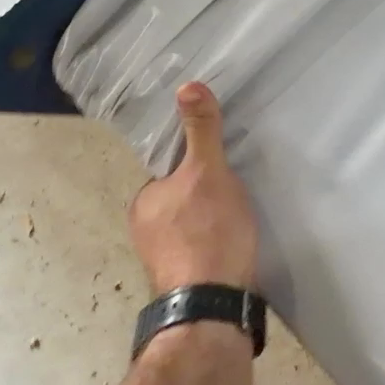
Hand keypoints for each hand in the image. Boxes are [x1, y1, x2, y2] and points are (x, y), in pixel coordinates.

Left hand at [129, 83, 258, 294]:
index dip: (196, 164)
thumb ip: (201, 131)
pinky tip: (236, 241)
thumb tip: (188, 85)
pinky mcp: (185, 278)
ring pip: (190, 224)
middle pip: (181, 197)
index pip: (171, 170)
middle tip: (236, 188)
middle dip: (203, 193)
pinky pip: (200, 247)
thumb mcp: (208, 172)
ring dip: (210, 219)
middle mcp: (145, 229)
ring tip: (240, 216)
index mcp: (144, 201)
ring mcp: (163, 257)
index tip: (221, 164)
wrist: (213, 300)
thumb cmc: (207, 230)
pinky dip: (215, 241)